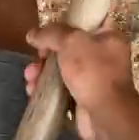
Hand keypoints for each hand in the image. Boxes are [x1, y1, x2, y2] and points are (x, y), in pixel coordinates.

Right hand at [24, 24, 138, 139]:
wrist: (106, 116)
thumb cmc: (93, 71)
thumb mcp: (71, 41)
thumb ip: (50, 33)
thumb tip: (32, 34)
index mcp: (108, 37)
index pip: (85, 23)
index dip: (64, 25)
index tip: (47, 33)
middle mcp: (102, 57)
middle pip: (67, 48)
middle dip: (46, 54)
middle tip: (36, 60)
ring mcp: (93, 79)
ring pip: (60, 70)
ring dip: (41, 72)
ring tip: (30, 79)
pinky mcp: (82, 99)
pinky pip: (59, 89)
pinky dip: (45, 89)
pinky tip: (33, 91)